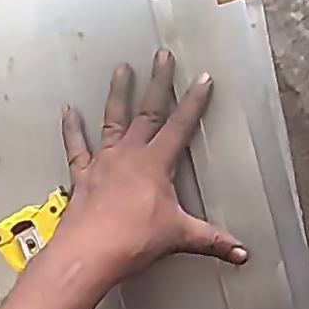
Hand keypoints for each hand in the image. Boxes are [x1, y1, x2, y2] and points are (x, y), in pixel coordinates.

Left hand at [48, 49, 247, 290]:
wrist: (90, 252)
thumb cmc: (133, 240)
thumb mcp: (179, 236)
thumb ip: (211, 240)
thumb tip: (241, 253)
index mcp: (155, 164)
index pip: (180, 125)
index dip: (194, 101)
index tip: (203, 78)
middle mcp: (129, 155)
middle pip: (147, 111)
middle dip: (157, 82)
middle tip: (161, 55)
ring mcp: (103, 162)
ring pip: (112, 119)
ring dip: (118, 93)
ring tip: (121, 69)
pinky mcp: (83, 175)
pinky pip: (76, 147)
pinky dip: (72, 129)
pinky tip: (68, 112)